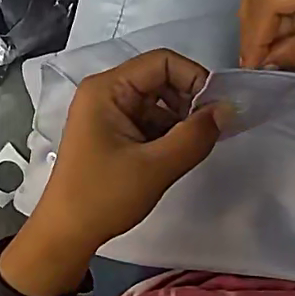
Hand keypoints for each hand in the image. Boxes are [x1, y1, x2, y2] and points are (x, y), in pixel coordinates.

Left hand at [8, 50, 226, 295]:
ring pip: (158, 101)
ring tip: (193, 147)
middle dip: (188, 101)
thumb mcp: (155, 167)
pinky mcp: (113, 132)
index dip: (194, 78)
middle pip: (160, 79)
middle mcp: (106, 92)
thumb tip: (228, 110)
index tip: (217, 108)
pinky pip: (149, 120)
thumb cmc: (103, 196)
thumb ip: (195, 136)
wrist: (66, 234)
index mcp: (107, 89)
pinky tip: (177, 155)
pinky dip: (168, 133)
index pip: (161, 61)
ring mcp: (109, 112)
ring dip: (180, 120)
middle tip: (209, 131)